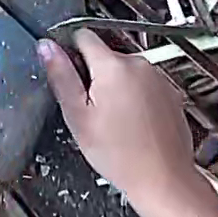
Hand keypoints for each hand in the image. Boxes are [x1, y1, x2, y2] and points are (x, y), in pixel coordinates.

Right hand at [39, 30, 209, 216]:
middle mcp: (139, 64)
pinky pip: (144, 84)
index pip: (83, 36)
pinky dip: (136, 97)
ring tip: (114, 121)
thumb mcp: (78, 116)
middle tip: (91, 110)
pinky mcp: (170, 92)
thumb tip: (46, 47)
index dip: (70, 52)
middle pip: (104, 56)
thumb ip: (61, 75)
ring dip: (116, 87)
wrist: (164, 180)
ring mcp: (158, 78)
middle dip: (94, 76)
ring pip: (124, 71)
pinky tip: (133, 124)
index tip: (70, 75)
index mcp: (113, 66)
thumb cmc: (120, 154)